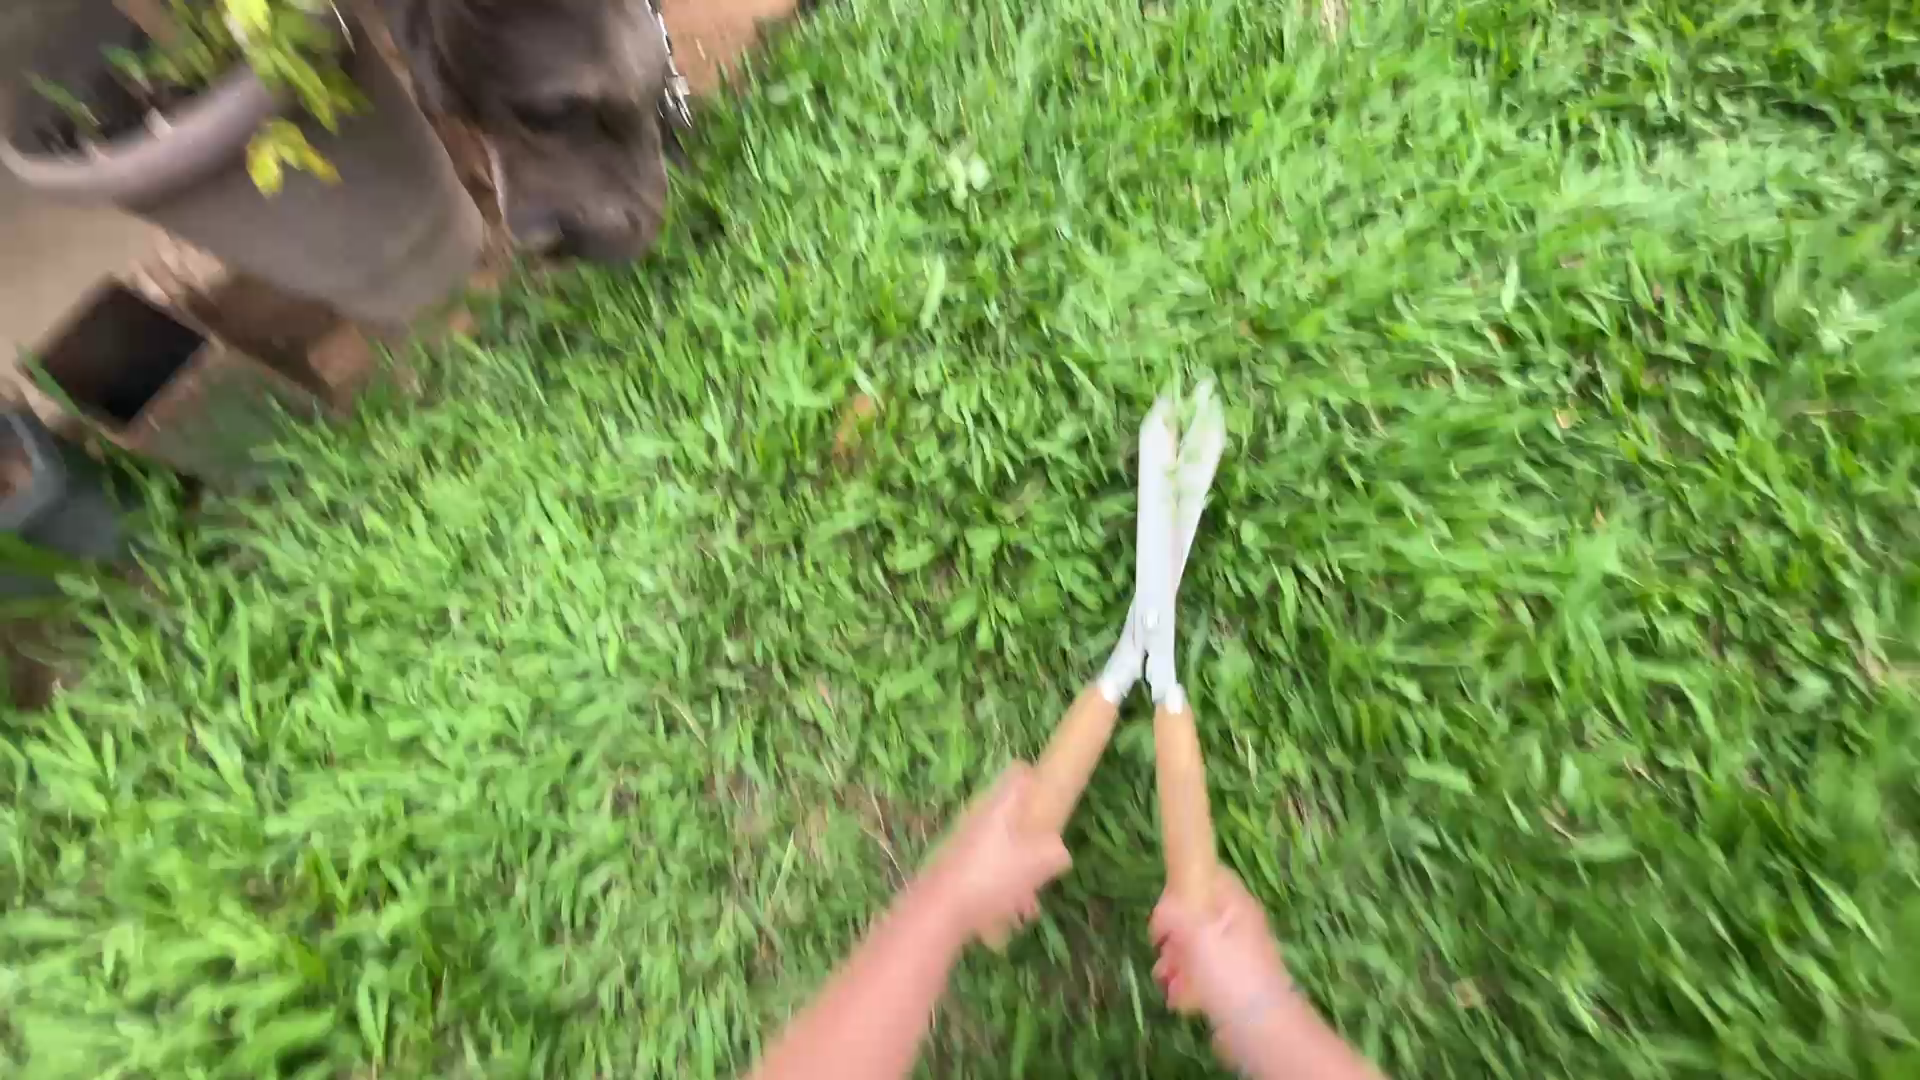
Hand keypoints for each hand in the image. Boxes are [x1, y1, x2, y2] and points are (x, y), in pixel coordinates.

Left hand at [918, 764, 1071, 940]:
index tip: (1051, 805)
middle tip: (1045, 867)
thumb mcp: (1039, 863)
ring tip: (1029, 907)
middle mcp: (980, 813)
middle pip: (1014, 814)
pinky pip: (987, 867)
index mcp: (1000, 803)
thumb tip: (1058, 850)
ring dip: (1019, 872)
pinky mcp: (956, 862)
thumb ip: (1056, 852)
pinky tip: (1007, 918)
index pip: (1020, 772)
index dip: (1038, 782)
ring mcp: (966, 837)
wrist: (939, 907)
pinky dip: (1001, 887)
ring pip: (1002, 846)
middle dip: (1033, 842)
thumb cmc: (993, 876)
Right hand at [1150, 871, 1296, 1068]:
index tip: (1163, 908)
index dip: (1179, 885)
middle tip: (1160, 949)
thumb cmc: (1230, 974)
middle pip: (1195, 912)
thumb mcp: (1197, 933)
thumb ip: (1175, 912)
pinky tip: (1178, 997)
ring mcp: (1236, 954)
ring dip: (1175, 959)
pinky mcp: (1233, 982)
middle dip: (1172, 931)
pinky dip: (1187, 980)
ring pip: (1196, 944)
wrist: (1265, 1031)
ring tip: (1165, 978)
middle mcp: (1236, 923)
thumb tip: (1164, 909)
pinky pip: (1203, 971)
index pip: (1205, 875)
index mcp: (1234, 903)